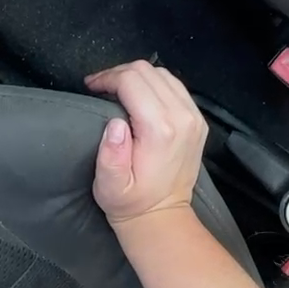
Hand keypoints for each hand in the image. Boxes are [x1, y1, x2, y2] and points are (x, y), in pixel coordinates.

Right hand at [86, 61, 208, 225]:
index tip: (91, 86)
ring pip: (162, 74)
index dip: (106, 78)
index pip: (131, 81)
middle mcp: (181, 117)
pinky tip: (138, 94)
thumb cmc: (131, 202)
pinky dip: (153, 82)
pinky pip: (175, 85)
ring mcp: (194, 117)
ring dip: (136, 75)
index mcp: (159, 130)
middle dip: (118, 73)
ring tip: (115, 88)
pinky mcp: (197, 120)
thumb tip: (115, 123)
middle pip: (147, 71)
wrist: (163, 215)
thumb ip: (111, 156)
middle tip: (99, 86)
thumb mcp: (110, 186)